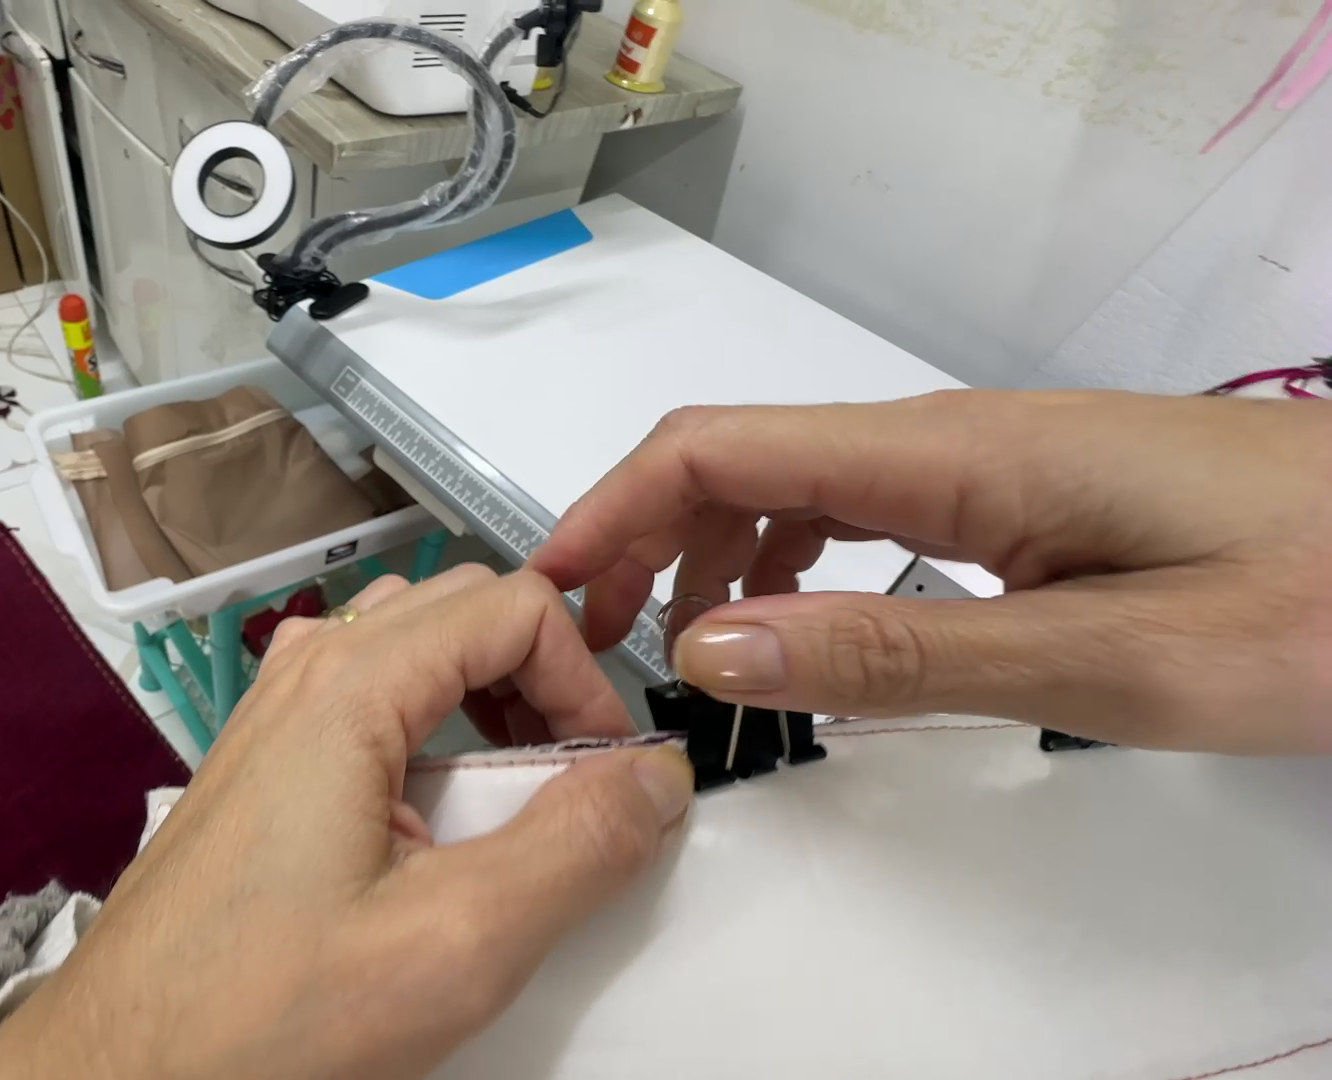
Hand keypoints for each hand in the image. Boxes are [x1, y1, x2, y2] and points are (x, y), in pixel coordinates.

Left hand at [0, 568, 693, 1079]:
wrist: (118, 1065)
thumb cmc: (270, 1010)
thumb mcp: (452, 944)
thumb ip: (575, 849)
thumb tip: (657, 775)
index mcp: (353, 682)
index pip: (513, 605)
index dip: (583, 675)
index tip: (605, 770)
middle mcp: (311, 661)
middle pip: (464, 605)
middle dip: (540, 670)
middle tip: (567, 773)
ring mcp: (280, 695)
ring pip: (417, 633)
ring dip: (485, 684)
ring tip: (509, 781)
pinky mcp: (268, 738)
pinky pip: (371, 678)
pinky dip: (432, 706)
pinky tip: (433, 793)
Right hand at [530, 390, 1331, 754]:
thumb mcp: (1118, 661)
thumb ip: (896, 653)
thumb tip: (707, 651)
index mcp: (934, 455)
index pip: (710, 449)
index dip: (607, 508)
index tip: (547, 584)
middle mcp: (920, 441)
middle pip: (719, 459)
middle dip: (627, 537)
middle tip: (588, 636)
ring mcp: (946, 462)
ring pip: (764, 486)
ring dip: (690, 556)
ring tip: (669, 646)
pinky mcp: (974, 492)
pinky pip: (824, 511)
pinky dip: (762, 562)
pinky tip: (773, 618)